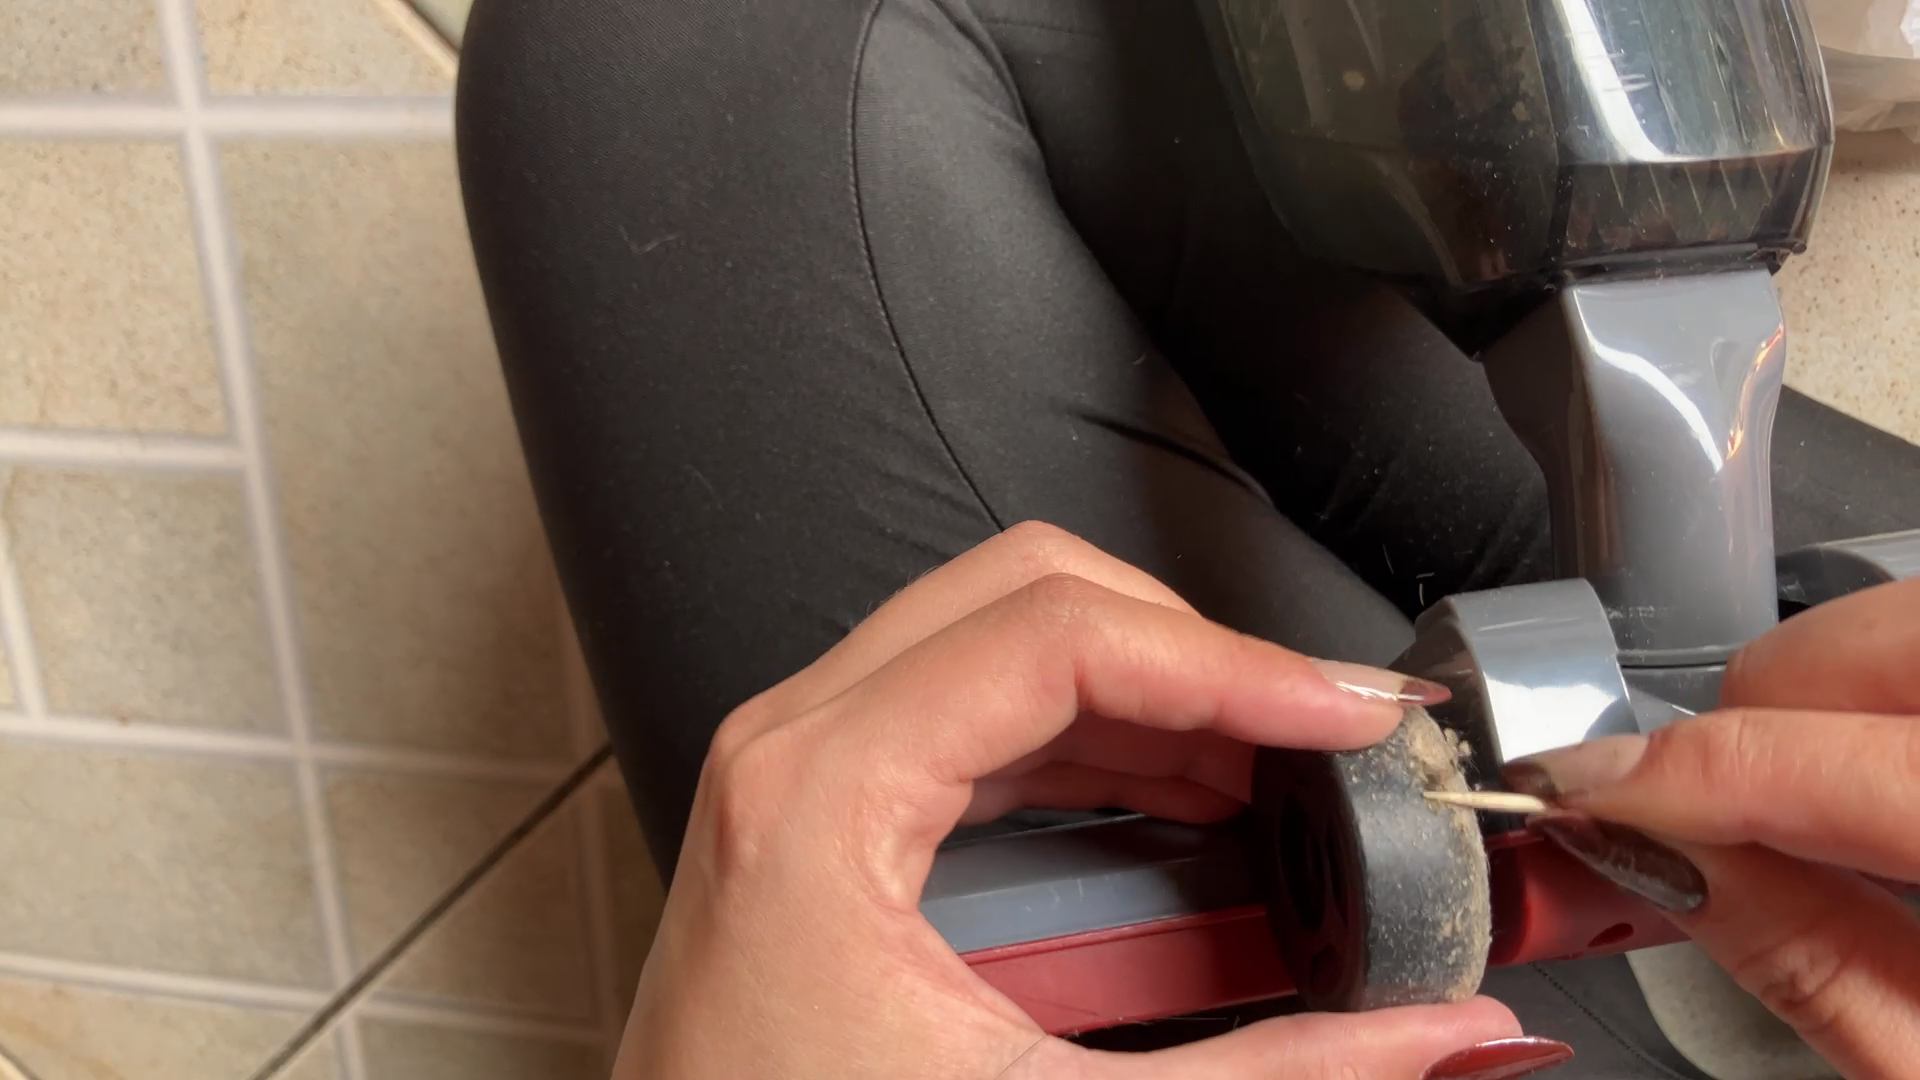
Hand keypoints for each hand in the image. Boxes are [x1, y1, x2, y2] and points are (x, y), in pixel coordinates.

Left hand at [615, 523, 1559, 1079]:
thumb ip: (1267, 1074)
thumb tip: (1446, 1026)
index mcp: (819, 789)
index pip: (1052, 636)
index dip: (1221, 661)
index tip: (1340, 709)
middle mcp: (802, 731)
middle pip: (1027, 587)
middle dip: (1186, 641)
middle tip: (1308, 719)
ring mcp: (813, 739)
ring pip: (1009, 621)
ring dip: (1151, 675)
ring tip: (1266, 753)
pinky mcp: (838, 772)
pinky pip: (987, 693)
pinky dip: (1099, 718)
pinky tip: (1178, 775)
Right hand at [1510, 577, 1919, 1078]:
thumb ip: (1811, 964)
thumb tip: (1640, 844)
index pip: (1827, 759)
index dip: (1663, 769)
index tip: (1563, 783)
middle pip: (1885, 637)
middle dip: (1760, 710)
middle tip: (1712, 803)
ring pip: (1912, 627)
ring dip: (1831, 704)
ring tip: (1822, 807)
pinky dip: (1893, 708)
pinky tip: (1892, 802)